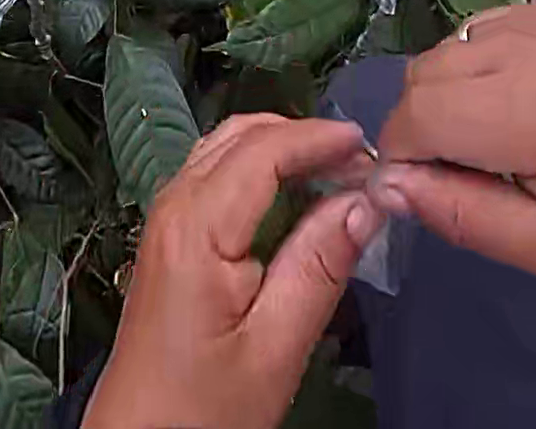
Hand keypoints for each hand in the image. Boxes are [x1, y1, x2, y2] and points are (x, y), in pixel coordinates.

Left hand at [85, 115, 380, 428]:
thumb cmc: (205, 405)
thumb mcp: (274, 347)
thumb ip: (319, 265)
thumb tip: (365, 201)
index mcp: (196, 222)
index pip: (262, 150)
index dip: (316, 138)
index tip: (366, 146)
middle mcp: (175, 198)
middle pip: (242, 134)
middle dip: (302, 135)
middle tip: (356, 161)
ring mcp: (168, 208)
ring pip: (228, 143)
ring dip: (281, 143)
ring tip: (333, 167)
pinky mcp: (172, 223)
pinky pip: (218, 166)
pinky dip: (261, 161)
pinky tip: (293, 186)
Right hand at [372, 2, 535, 322]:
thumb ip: (466, 215)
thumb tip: (385, 185)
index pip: (415, 115)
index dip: (402, 160)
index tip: (428, 198)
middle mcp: (534, 42)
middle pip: (421, 76)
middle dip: (422, 131)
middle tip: (472, 183)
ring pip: (443, 50)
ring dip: (446, 100)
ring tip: (500, 149)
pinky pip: (477, 32)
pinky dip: (472, 70)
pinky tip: (517, 108)